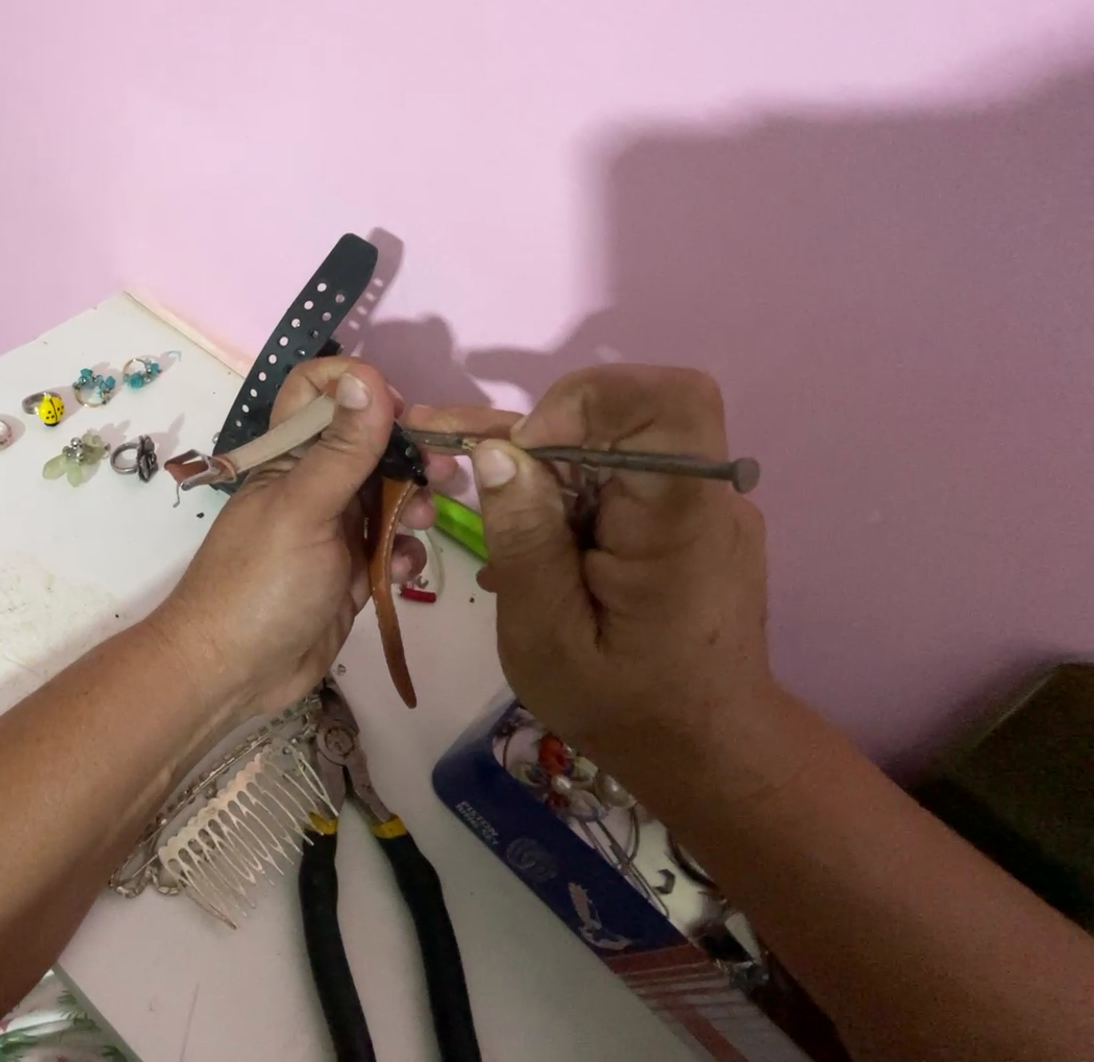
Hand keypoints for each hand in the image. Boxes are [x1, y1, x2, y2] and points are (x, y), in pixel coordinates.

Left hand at [152, 358, 515, 719]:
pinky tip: (402, 573)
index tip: (398, 410)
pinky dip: (403, 555)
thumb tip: (364, 376)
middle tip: (443, 471)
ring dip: (413, 505)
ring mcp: (332, 532)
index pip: (318, 396)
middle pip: (370, 447)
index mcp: (288, 460)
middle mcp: (312, 488)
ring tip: (421, 523)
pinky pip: (390, 549)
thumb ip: (340, 450)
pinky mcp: (350, 575)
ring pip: (389, 499)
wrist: (232, 672)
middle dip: (409, 453)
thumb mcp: (303, 511)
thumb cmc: (259, 584)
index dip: (357, 390)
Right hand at [448, 365, 775, 759]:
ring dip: (531, 465)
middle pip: (618, 417)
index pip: (668, 401)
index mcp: (678, 522)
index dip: (584, 400)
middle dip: (527, 432)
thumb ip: (523, 539)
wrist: (701, 747)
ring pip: (604, 446)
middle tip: (446, 451)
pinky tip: (517, 539)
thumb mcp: (544, 633)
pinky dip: (554, 494)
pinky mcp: (674, 521)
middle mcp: (700, 497)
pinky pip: (610, 480)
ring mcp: (691, 506)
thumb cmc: (619, 703)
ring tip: (464, 493)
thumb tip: (495, 451)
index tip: (520, 451)